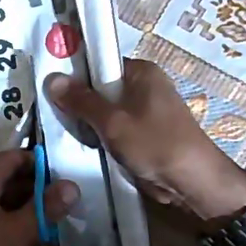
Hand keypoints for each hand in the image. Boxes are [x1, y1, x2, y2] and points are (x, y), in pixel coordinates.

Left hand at [0, 149, 78, 245]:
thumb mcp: (20, 233)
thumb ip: (46, 206)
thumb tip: (73, 186)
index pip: (14, 156)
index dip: (41, 165)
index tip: (65, 181)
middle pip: (5, 173)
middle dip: (34, 186)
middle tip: (61, 203)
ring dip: (22, 202)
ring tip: (49, 218)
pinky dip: (7, 214)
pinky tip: (25, 232)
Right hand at [45, 59, 245, 220]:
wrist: (192, 182)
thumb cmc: (154, 144)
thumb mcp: (112, 122)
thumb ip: (81, 101)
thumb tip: (52, 78)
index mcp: (142, 72)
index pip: (100, 63)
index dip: (77, 75)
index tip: (54, 90)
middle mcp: (146, 85)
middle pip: (102, 88)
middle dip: (82, 104)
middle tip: (59, 117)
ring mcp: (147, 111)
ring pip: (107, 112)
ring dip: (92, 125)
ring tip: (71, 134)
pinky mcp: (147, 133)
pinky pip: (117, 129)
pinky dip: (104, 137)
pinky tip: (91, 147)